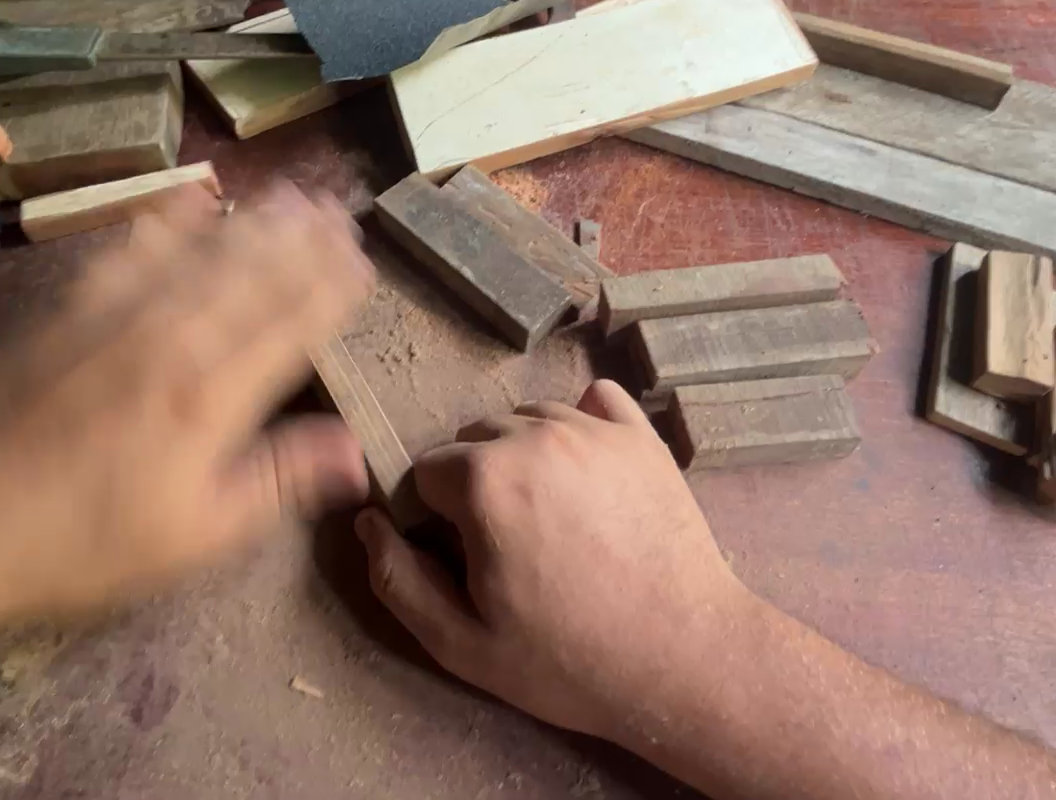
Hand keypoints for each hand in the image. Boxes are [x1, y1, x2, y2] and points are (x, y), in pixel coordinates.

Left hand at [0, 181, 375, 624]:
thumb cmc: (83, 544)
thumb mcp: (196, 537)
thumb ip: (278, 482)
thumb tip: (356, 451)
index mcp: (212, 399)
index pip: (291, 325)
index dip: (332, 289)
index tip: (362, 261)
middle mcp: (175, 341)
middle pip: (256, 275)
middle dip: (306, 240)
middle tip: (341, 209)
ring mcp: (119, 316)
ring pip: (206, 252)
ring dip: (257, 220)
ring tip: (295, 192)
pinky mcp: (72, 307)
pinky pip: (132, 248)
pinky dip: (170, 216)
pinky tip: (195, 193)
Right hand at [354, 380, 764, 744]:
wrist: (686, 659)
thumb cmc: (569, 658)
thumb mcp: (463, 643)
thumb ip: (397, 580)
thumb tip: (369, 521)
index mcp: (484, 479)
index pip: (426, 471)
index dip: (437, 514)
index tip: (468, 551)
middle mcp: (534, 435)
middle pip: (474, 436)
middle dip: (476, 478)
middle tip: (510, 536)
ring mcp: (592, 427)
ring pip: (527, 417)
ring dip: (523, 452)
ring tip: (551, 509)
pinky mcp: (639, 433)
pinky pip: (593, 398)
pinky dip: (580, 421)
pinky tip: (587, 464)